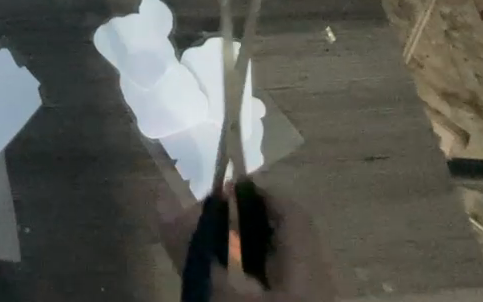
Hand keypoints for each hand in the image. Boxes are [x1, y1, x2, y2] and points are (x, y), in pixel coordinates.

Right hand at [160, 187, 334, 300]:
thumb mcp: (217, 293)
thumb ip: (188, 246)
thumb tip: (160, 199)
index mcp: (309, 272)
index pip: (291, 212)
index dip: (255, 193)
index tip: (217, 192)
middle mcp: (321, 284)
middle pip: (283, 236)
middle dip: (241, 224)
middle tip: (204, 224)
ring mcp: (313, 301)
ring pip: (280, 262)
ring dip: (243, 250)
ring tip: (209, 254)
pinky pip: (279, 284)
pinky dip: (250, 275)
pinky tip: (226, 283)